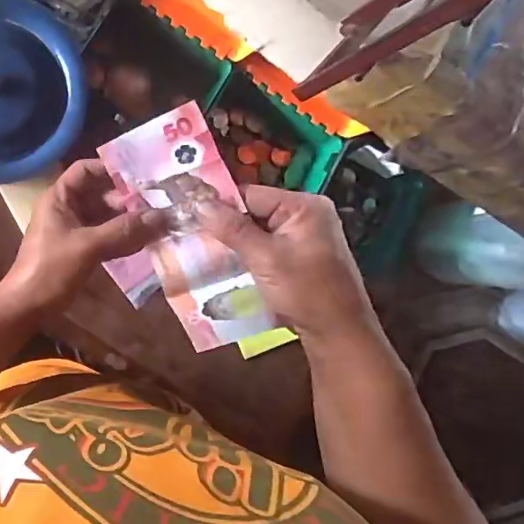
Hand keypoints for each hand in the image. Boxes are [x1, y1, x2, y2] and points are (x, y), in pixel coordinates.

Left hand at [0, 159, 167, 316]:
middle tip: (163, 203)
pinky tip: (148, 241)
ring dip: (131, 220)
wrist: (27, 304)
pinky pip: (106, 236)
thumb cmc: (50, 268)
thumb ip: (124, 229)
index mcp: (58, 198)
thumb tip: (163, 215)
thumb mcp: (88, 245)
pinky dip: (123, 237)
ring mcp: (73, 230)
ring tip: (163, 222)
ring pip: (107, 216)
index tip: (143, 175)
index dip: (111, 169)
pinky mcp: (80, 249)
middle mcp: (66, 209)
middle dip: (130, 199)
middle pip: (102, 193)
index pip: (85, 170)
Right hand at [194, 186, 377, 342]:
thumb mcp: (263, 257)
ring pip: (254, 228)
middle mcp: (305, 213)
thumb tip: (198, 203)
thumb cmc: (304, 290)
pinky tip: (226, 261)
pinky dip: (244, 250)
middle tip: (191, 236)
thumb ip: (231, 228)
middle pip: (251, 210)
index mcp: (304, 206)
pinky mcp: (297, 252)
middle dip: (223, 224)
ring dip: (231, 239)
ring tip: (203, 249)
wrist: (336, 329)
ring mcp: (302, 233)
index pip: (249, 194)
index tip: (188, 218)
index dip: (218, 205)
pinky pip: (263, 242)